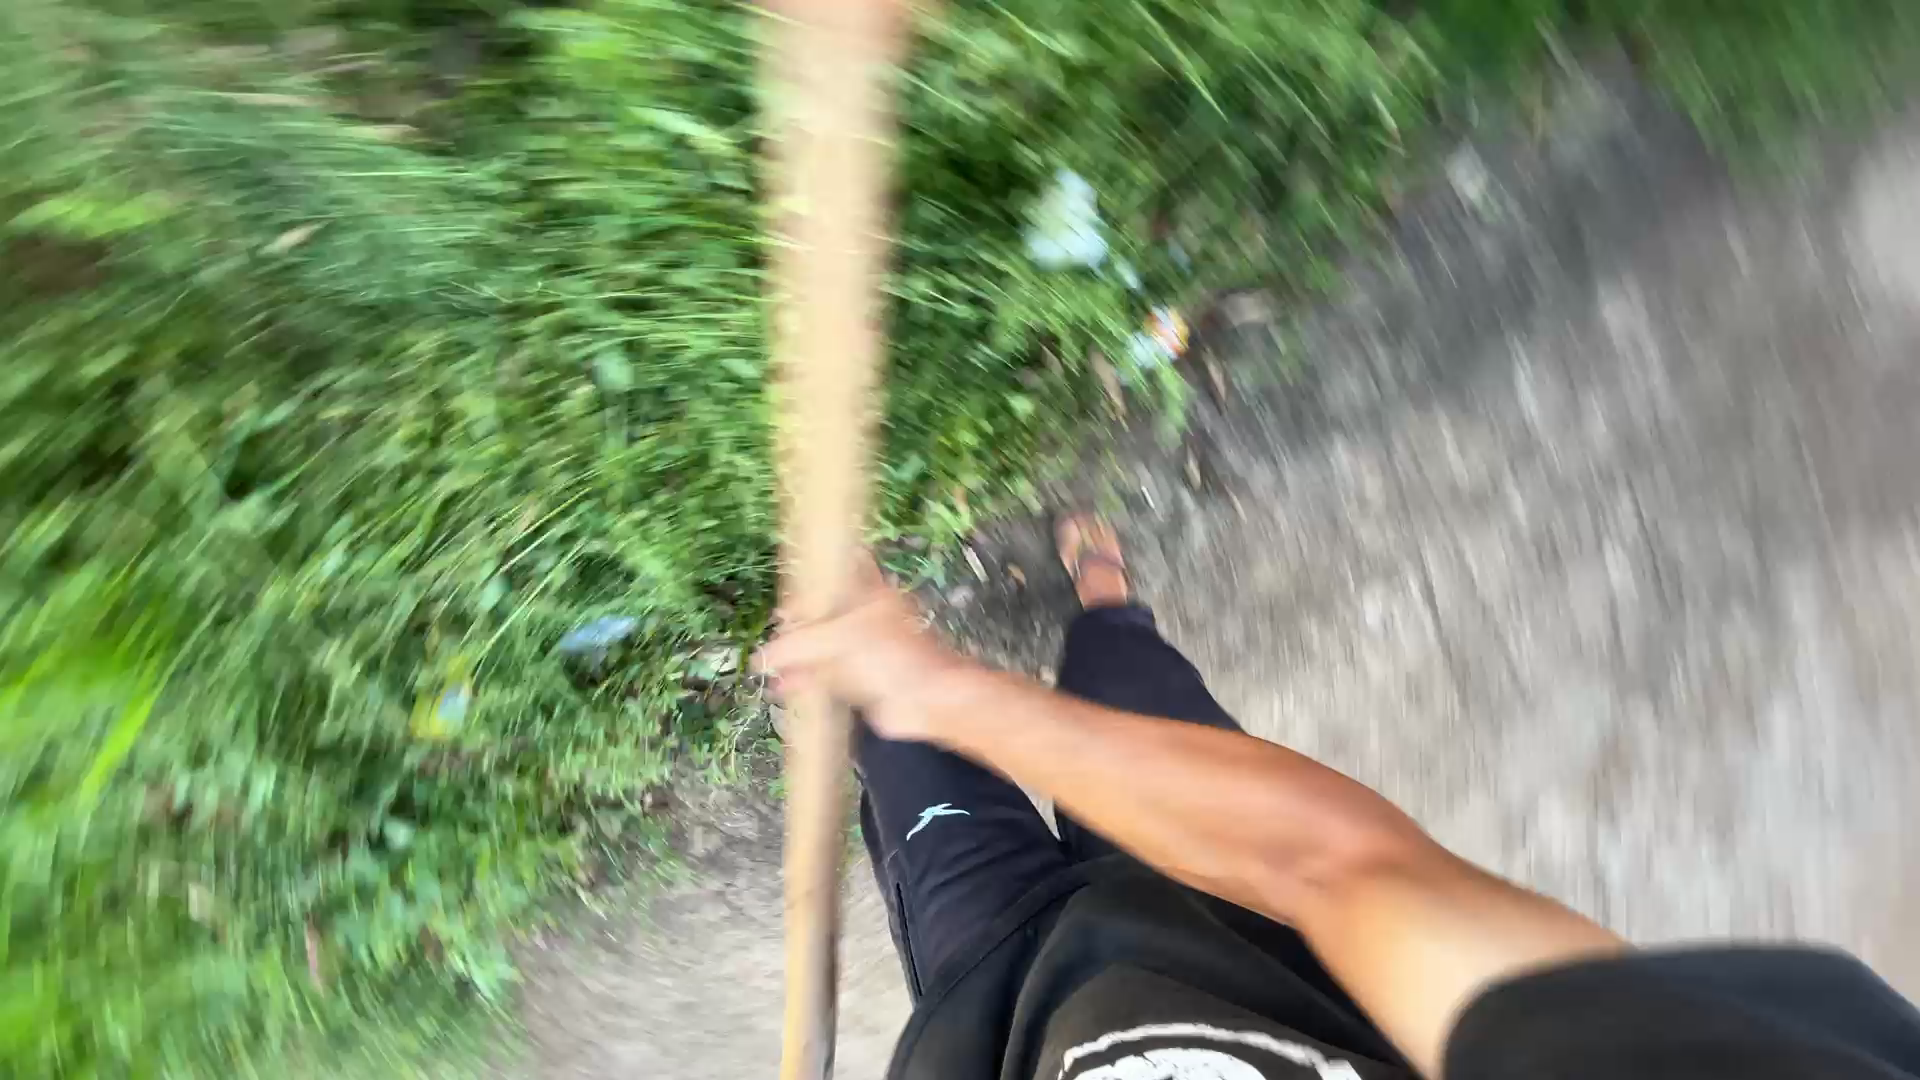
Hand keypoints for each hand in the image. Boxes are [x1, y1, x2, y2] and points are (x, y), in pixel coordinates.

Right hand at [758, 559, 977, 741]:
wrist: (926, 698)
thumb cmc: (890, 655)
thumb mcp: (840, 639)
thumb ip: (798, 644)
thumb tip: (760, 658)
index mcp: (867, 592)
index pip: (835, 572)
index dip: (811, 577)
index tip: (786, 586)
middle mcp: (864, 616)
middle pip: (822, 612)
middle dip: (796, 623)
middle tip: (776, 628)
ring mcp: (861, 648)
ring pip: (821, 646)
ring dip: (796, 655)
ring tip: (768, 663)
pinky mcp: (857, 677)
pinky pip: (824, 674)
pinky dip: (803, 679)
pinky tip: (783, 685)